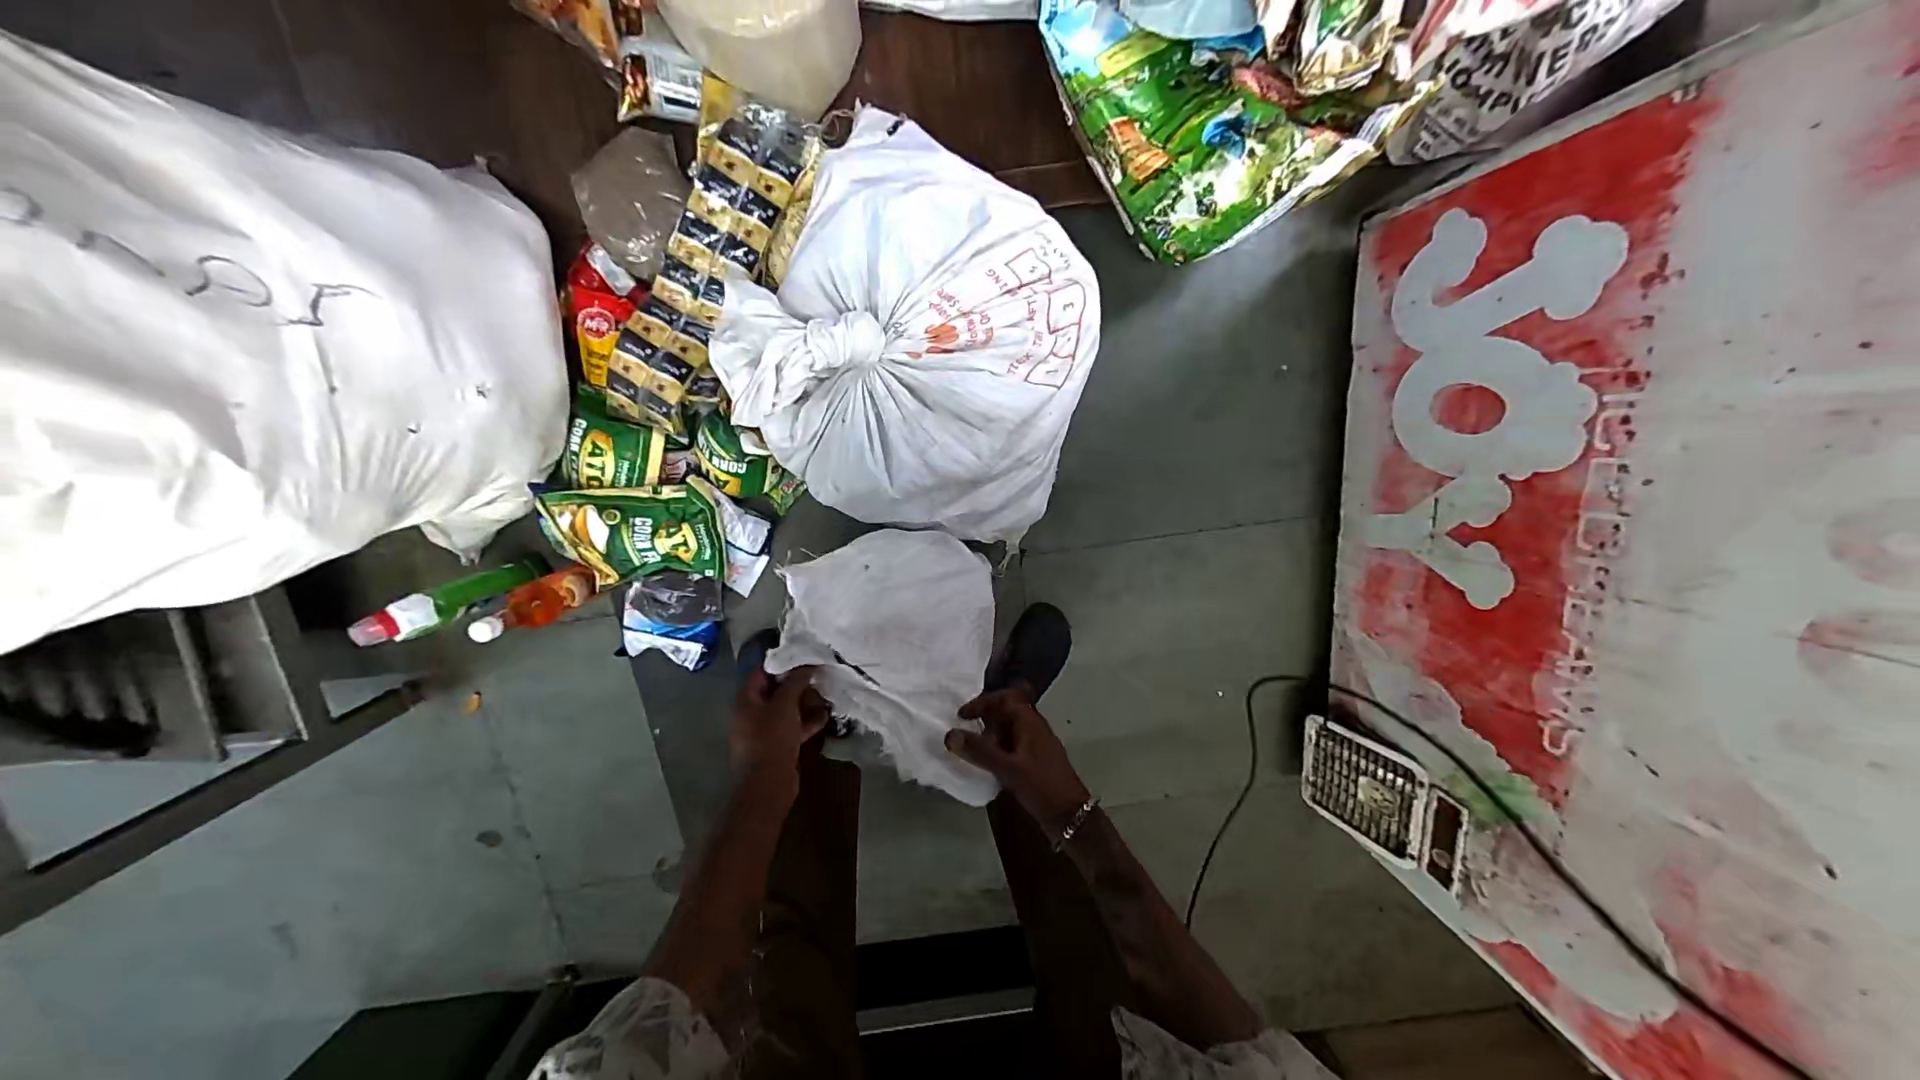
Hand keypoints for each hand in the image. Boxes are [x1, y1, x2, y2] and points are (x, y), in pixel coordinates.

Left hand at [730, 666, 828, 791]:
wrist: (769, 783)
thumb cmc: (772, 738)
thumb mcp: (785, 705)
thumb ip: (795, 682)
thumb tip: (806, 664)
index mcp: (746, 700)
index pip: (761, 673)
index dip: (780, 663)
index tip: (802, 657)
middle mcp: (752, 714)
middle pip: (775, 691)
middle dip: (797, 684)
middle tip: (817, 676)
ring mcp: (764, 731)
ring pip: (786, 710)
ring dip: (804, 703)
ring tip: (825, 694)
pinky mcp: (778, 746)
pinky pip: (792, 727)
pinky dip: (806, 722)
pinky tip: (824, 717)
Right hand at [945, 688, 1090, 831]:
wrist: (1069, 815)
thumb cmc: (1040, 785)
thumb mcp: (1007, 767)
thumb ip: (978, 750)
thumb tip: (950, 734)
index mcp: (1029, 721)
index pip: (1004, 698)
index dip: (982, 702)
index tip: (961, 716)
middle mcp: (1033, 728)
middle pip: (1006, 712)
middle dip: (983, 720)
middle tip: (964, 734)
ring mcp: (1035, 744)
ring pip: (1008, 731)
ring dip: (990, 737)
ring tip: (971, 750)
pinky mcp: (1034, 761)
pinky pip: (1012, 746)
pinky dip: (997, 750)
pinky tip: (987, 765)